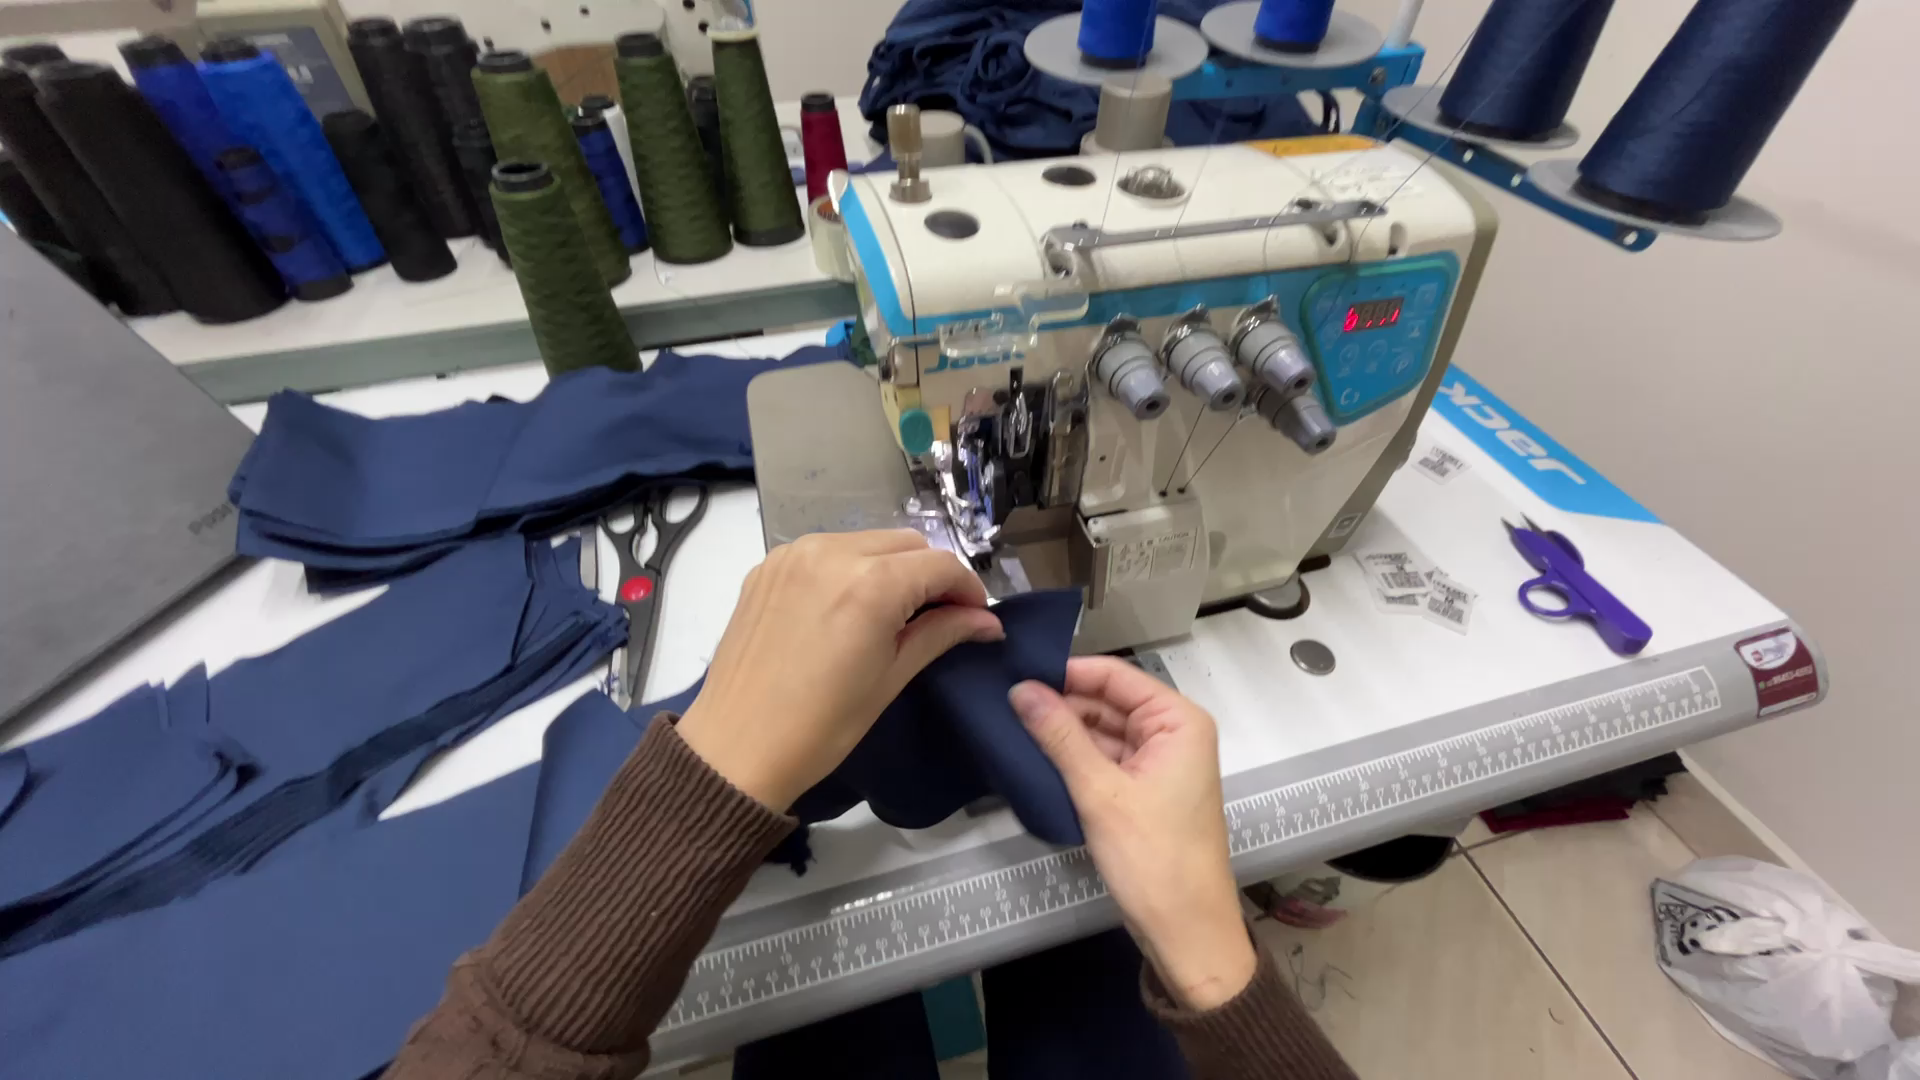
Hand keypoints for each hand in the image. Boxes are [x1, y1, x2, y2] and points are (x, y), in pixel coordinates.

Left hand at [677, 530, 1001, 810]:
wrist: (735, 749)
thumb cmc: (822, 725)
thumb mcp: (891, 678)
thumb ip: (942, 634)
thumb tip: (988, 622)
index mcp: (870, 583)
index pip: (940, 564)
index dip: (967, 589)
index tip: (976, 616)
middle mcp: (832, 551)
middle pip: (906, 543)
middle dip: (930, 574)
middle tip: (938, 616)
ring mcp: (794, 553)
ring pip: (867, 542)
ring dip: (891, 567)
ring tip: (891, 613)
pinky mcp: (769, 565)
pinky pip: (828, 551)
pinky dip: (850, 568)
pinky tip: (846, 607)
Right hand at [1010, 657, 1255, 1010]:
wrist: (1186, 936)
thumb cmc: (1154, 859)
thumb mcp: (1100, 793)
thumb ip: (1059, 736)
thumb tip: (1019, 689)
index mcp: (1178, 720)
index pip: (1114, 676)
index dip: (1066, 674)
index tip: (1016, 675)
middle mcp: (1172, 731)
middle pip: (1107, 701)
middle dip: (1061, 704)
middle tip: (1005, 702)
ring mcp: (1158, 760)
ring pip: (1101, 729)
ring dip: (1063, 732)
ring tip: (1011, 724)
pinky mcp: (1143, 787)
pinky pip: (1104, 757)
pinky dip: (1074, 757)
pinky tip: (1036, 754)